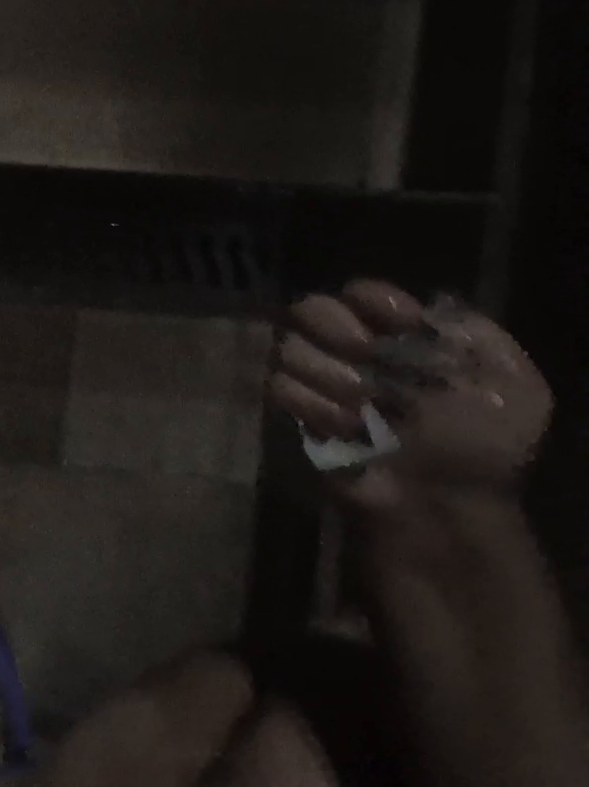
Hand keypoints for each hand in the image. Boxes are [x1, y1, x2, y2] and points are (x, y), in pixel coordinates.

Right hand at [269, 279, 550, 507]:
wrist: (443, 500)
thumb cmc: (483, 444)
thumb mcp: (514, 388)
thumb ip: (476, 337)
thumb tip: (423, 309)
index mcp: (404, 335)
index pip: (363, 292)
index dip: (373, 301)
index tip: (400, 323)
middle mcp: (354, 347)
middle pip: (310, 308)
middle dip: (335, 330)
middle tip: (363, 356)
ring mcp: (319, 376)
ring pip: (289, 348)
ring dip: (329, 377)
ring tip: (364, 409)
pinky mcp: (294, 407)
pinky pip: (278, 387)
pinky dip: (313, 407)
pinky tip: (346, 428)